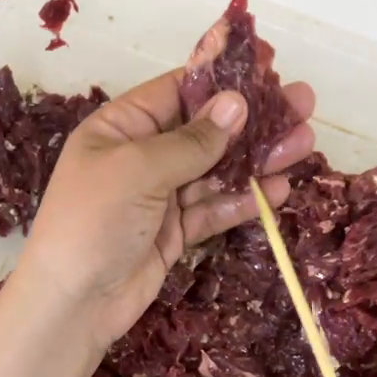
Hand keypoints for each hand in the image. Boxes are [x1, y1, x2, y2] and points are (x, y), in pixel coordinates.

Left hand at [8, 68, 315, 353]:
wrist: (73, 304)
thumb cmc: (93, 224)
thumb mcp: (139, 171)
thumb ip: (190, 142)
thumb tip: (235, 105)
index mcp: (119, 128)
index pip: (177, 92)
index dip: (223, 82)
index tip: (269, 72)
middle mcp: (139, 159)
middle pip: (204, 131)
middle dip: (252, 122)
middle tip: (304, 109)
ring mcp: (156, 199)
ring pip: (214, 172)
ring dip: (257, 161)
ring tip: (303, 147)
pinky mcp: (171, 236)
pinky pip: (211, 211)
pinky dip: (242, 202)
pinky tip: (276, 192)